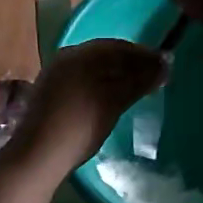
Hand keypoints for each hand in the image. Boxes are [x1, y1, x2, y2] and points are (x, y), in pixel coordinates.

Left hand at [16, 39, 167, 170]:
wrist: (38, 156)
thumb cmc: (78, 127)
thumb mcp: (112, 102)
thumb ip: (138, 81)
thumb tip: (164, 64)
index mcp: (78, 54)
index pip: (118, 46)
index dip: (143, 55)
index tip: (164, 66)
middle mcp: (64, 59)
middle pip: (104, 55)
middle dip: (130, 64)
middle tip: (153, 78)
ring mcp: (54, 77)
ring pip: (92, 69)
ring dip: (116, 75)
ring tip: (135, 89)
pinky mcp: (49, 95)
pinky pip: (81, 81)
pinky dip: (100, 86)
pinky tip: (110, 99)